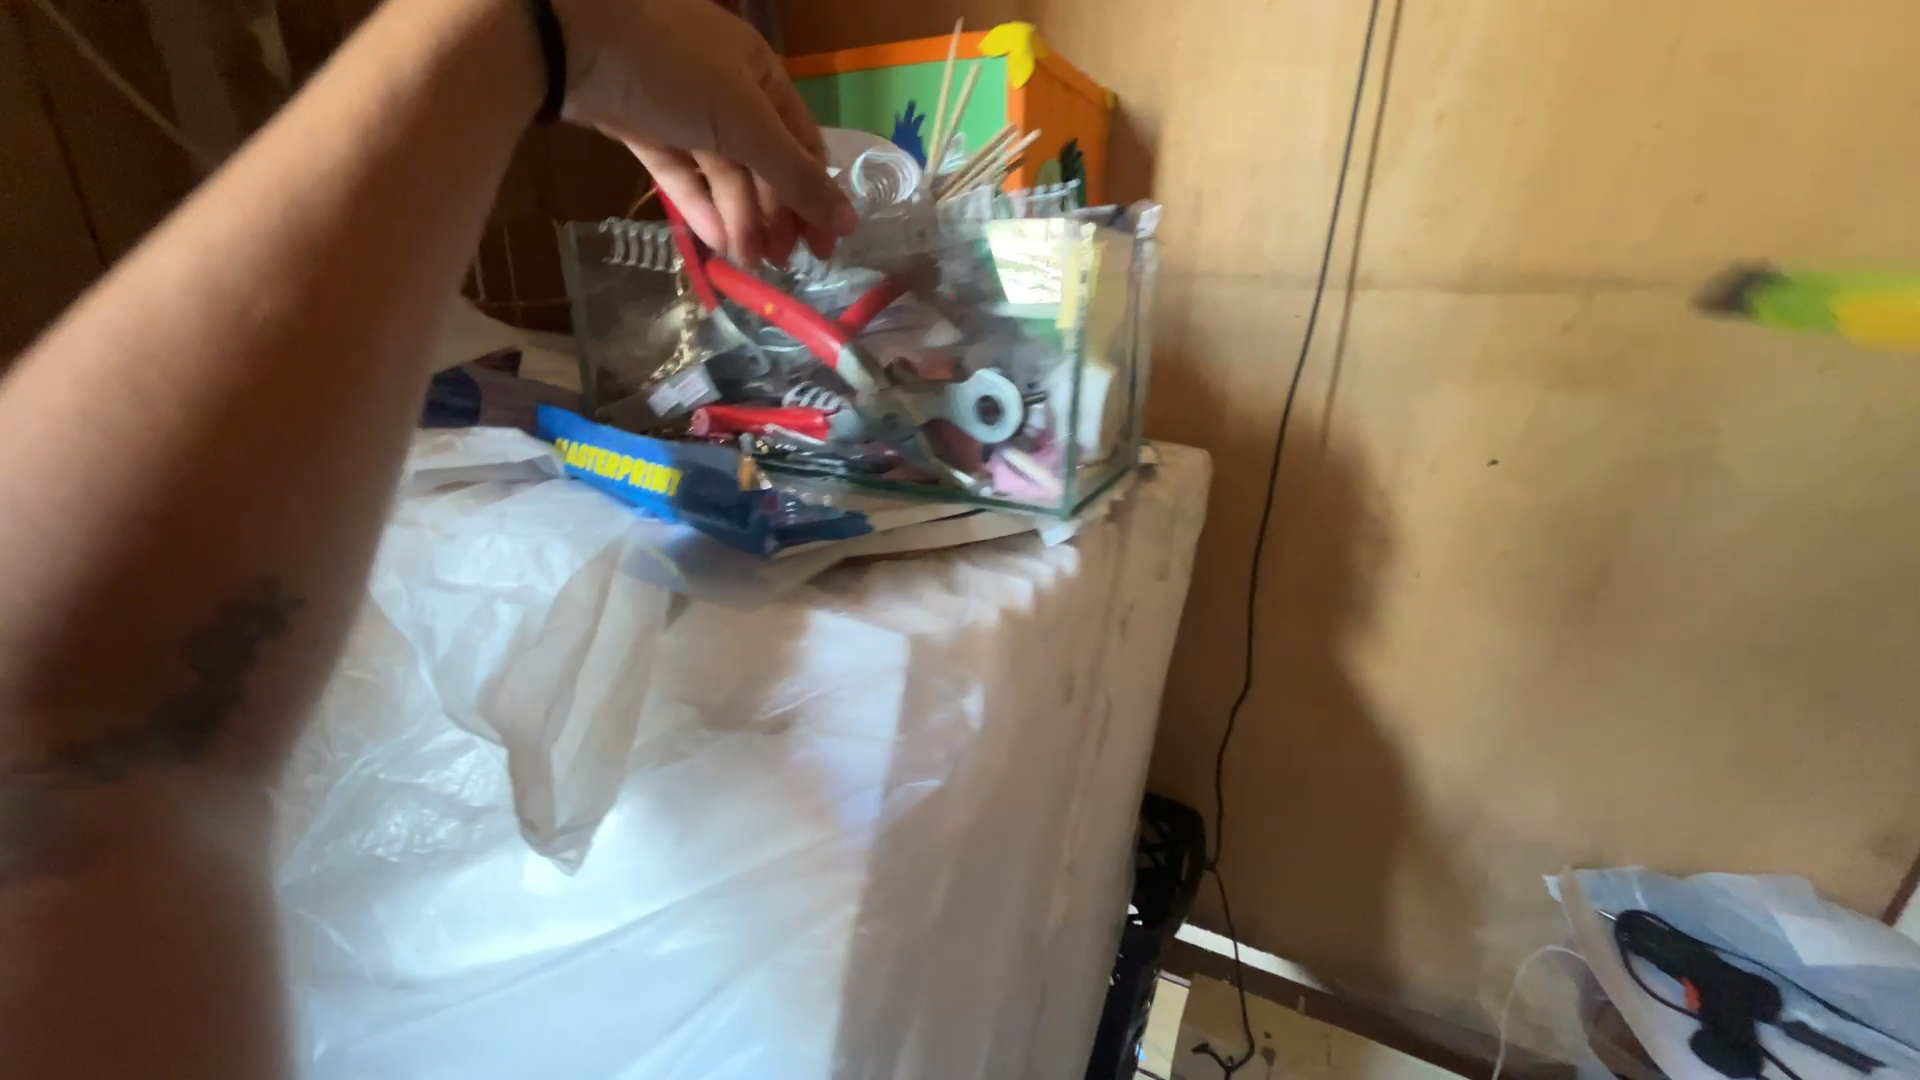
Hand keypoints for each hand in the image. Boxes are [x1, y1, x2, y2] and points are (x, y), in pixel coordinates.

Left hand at [553, 0, 856, 263]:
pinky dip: (700, 207)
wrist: (568, 37)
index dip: (816, 199)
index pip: (803, 147)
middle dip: (774, 217)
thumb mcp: (748, 124)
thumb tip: (850, 223)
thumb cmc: (675, 69)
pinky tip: (716, 243)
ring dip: (738, 220)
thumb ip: (798, 177)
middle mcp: (729, 92)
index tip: (822, 249)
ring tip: (744, 263)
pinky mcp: (645, 127)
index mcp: (762, 77)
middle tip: (778, 264)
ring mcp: (684, 110)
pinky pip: (683, 174)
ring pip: (723, 175)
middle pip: (764, 167)